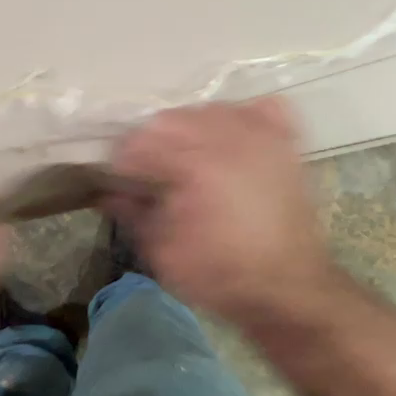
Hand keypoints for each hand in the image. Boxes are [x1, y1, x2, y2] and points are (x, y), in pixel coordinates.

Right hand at [108, 99, 340, 324]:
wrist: (289, 287)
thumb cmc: (222, 277)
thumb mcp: (164, 254)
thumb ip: (133, 214)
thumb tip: (106, 192)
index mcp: (193, 165)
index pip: (139, 142)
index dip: (122, 163)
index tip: (120, 183)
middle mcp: (228, 137)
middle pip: (172, 119)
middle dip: (154, 144)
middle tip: (151, 175)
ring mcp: (262, 135)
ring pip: (211, 109)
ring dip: (192, 130)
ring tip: (188, 162)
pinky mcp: (286, 144)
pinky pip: (260, 108)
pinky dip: (241, 118)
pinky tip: (232, 143)